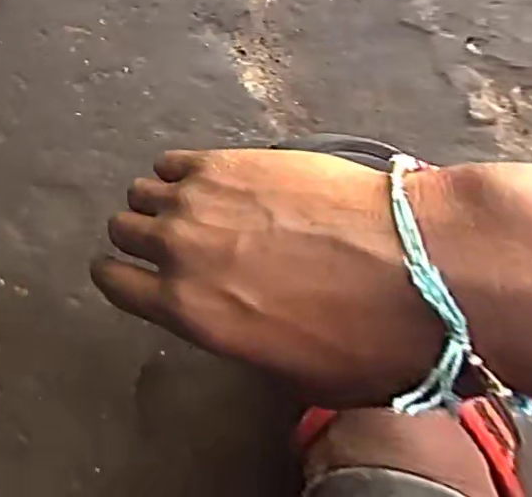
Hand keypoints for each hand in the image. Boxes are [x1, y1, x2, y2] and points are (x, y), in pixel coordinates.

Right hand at [90, 149, 456, 404]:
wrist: (420, 264)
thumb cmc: (369, 337)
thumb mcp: (293, 368)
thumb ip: (229, 334)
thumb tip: (216, 314)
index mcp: (187, 309)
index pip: (111, 280)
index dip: (116, 275)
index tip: (130, 271)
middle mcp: (174, 249)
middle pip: (120, 229)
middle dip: (140, 237)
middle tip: (176, 242)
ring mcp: (191, 199)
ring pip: (140, 192)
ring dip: (159, 203)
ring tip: (196, 209)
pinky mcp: (215, 162)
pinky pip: (169, 163)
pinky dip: (180, 174)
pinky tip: (211, 184)